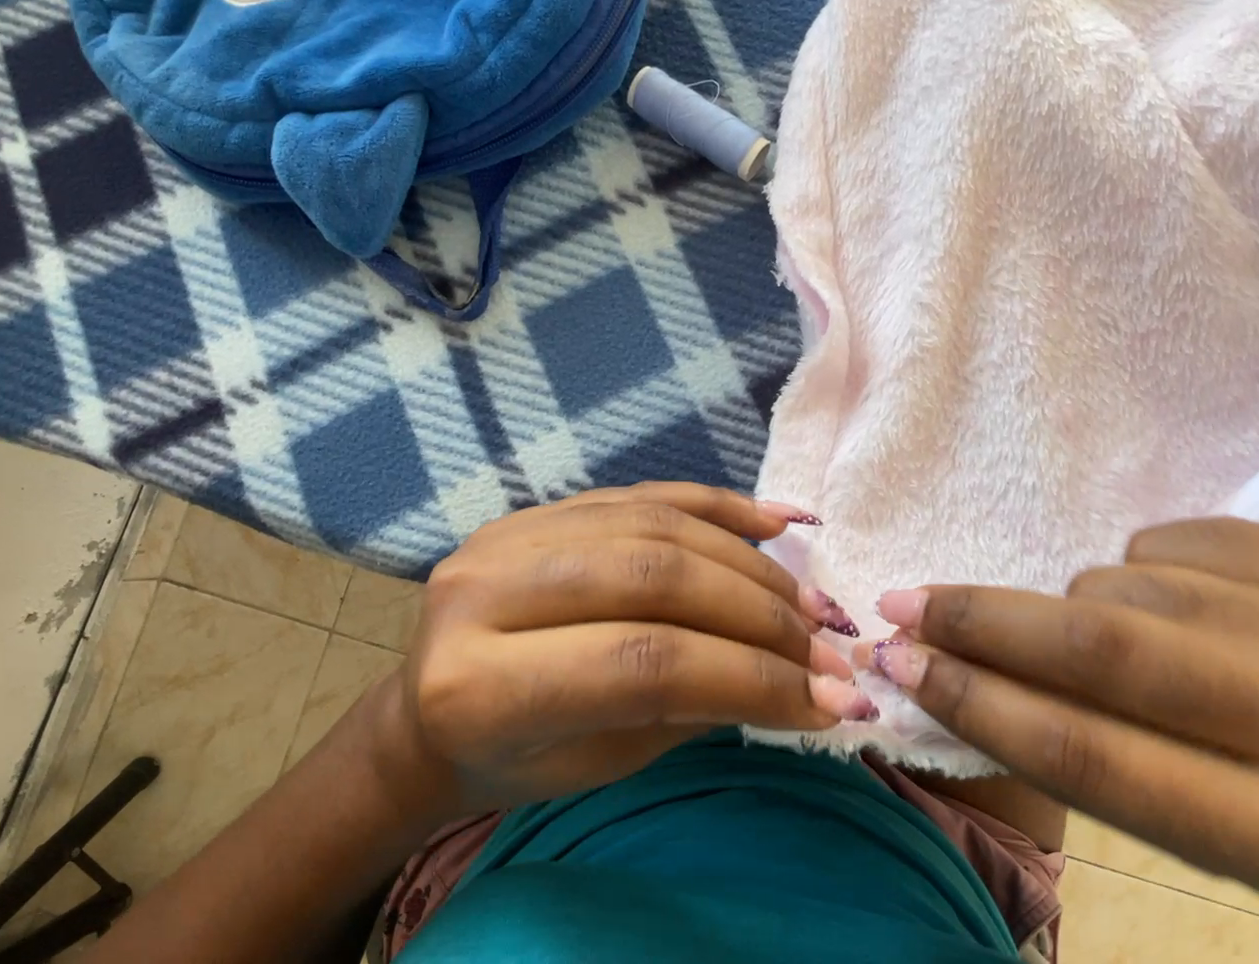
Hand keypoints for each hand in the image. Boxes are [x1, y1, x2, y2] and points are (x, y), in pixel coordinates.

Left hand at [365, 483, 872, 820]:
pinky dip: (714, 507)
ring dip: (747, 563)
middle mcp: (484, 591)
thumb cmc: (510, 760)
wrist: (428, 714)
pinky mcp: (533, 510)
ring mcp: (505, 536)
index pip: (644, 663)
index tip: (829, 701)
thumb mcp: (597, 762)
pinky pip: (639, 495)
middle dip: (758, 614)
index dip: (749, 678)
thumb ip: (689, 710)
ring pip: (654, 528)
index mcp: (482, 685)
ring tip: (807, 604)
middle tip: (827, 650)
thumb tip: (808, 684)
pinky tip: (773, 524)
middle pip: (654, 578)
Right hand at [855, 518, 1258, 902]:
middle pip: (1106, 648)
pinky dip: (1132, 567)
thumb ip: (1063, 746)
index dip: (977, 703)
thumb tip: (933, 663)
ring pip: (1122, 584)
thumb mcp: (1163, 819)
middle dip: (984, 620)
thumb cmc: (1249, 808)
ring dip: (1073, 603)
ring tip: (1106, 636)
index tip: (898, 663)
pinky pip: (1164, 540)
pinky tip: (1173, 604)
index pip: (1091, 755)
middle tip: (906, 605)